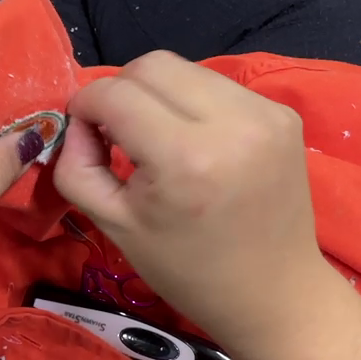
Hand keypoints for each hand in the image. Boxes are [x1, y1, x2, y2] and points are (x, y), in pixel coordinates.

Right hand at [53, 51, 338, 359]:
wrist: (273, 294)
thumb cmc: (186, 269)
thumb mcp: (112, 224)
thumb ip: (77, 166)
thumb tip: (77, 124)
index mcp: (185, 158)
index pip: (114, 94)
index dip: (85, 106)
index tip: (83, 132)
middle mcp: (231, 123)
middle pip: (150, 65)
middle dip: (119, 92)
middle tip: (116, 132)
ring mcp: (265, 113)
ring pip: (183, 68)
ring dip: (155, 94)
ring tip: (155, 137)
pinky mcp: (283, 112)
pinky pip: (216, 85)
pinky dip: (190, 103)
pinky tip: (192, 142)